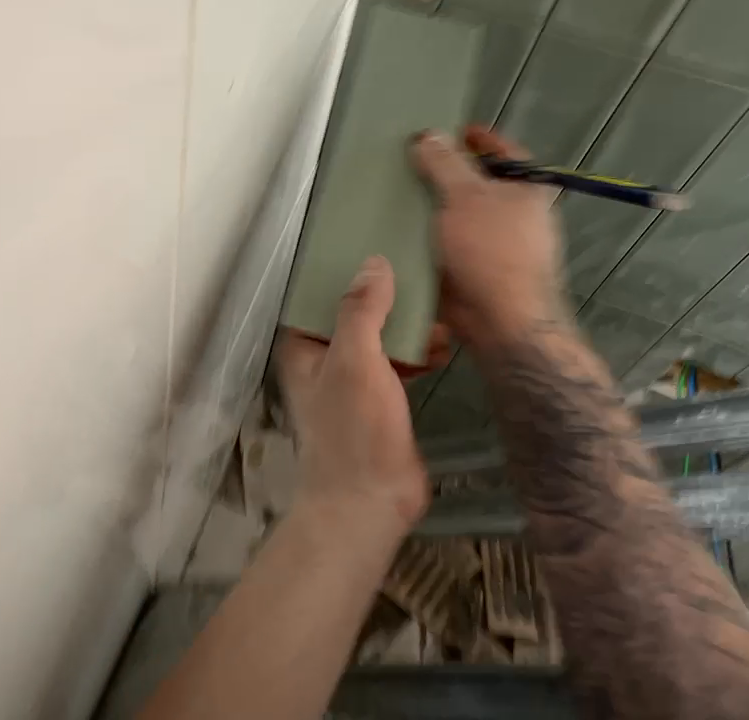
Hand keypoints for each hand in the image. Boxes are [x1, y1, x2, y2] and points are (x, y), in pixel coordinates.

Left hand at [274, 256, 429, 535]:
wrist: (372, 503)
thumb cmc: (354, 428)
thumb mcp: (356, 360)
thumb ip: (362, 310)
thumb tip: (375, 263)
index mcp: (304, 346)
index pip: (320, 294)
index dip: (347, 271)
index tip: (379, 245)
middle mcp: (323, 358)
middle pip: (354, 314)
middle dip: (387, 298)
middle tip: (422, 274)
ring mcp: (352, 381)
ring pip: (380, 338)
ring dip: (407, 325)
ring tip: (441, 313)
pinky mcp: (380, 400)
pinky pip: (398, 363)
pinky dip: (417, 352)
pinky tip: (444, 345)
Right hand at [409, 127, 565, 344]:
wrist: (501, 322)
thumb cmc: (493, 250)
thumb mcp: (465, 196)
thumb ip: (444, 162)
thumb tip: (428, 134)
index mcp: (527, 189)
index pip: (504, 151)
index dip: (477, 138)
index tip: (446, 131)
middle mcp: (516, 214)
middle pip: (476, 183)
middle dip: (443, 174)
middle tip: (407, 162)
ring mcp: (494, 245)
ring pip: (457, 216)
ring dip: (430, 209)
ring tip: (394, 194)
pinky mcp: (473, 270)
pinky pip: (446, 245)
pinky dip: (426, 238)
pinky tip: (397, 231)